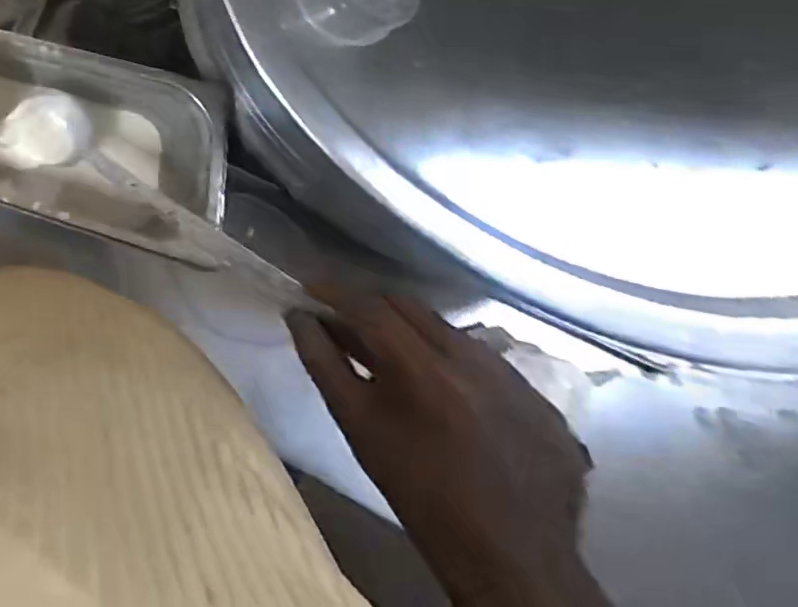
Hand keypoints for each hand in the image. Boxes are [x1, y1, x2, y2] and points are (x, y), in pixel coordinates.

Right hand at [290, 288, 607, 606]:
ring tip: (390, 351)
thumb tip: (298, 315)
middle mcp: (476, 364)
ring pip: (452, 332)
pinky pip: (488, 363)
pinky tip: (441, 388)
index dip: (334, 291)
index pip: (370, 307)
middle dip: (371, 304)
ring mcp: (518, 383)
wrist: (505, 554)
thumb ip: (320, 358)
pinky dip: (453, 361)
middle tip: (343, 316)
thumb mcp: (352, 418)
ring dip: (412, 330)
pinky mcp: (545, 405)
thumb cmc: (412, 483)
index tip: (309, 289)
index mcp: (424, 368)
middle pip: (412, 308)